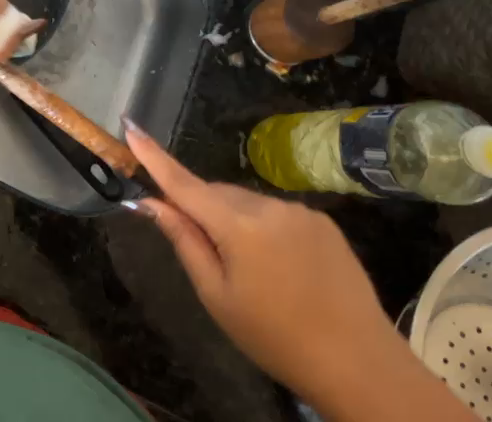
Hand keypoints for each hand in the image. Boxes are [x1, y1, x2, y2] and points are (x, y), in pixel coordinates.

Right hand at [123, 126, 467, 420]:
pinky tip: (281, 268)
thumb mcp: (217, 296)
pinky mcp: (324, 221)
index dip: (154, 156)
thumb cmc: (275, 338)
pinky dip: (265, 228)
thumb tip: (152, 202)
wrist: (360, 365)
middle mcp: (269, 205)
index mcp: (238, 225)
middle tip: (205, 254)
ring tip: (251, 272)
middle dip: (202, 209)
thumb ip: (184, 241)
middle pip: (216, 193)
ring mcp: (300, 211)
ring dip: (235, 220)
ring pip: (247, 203)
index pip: (183, 182)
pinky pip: (277, 213)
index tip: (130, 126)